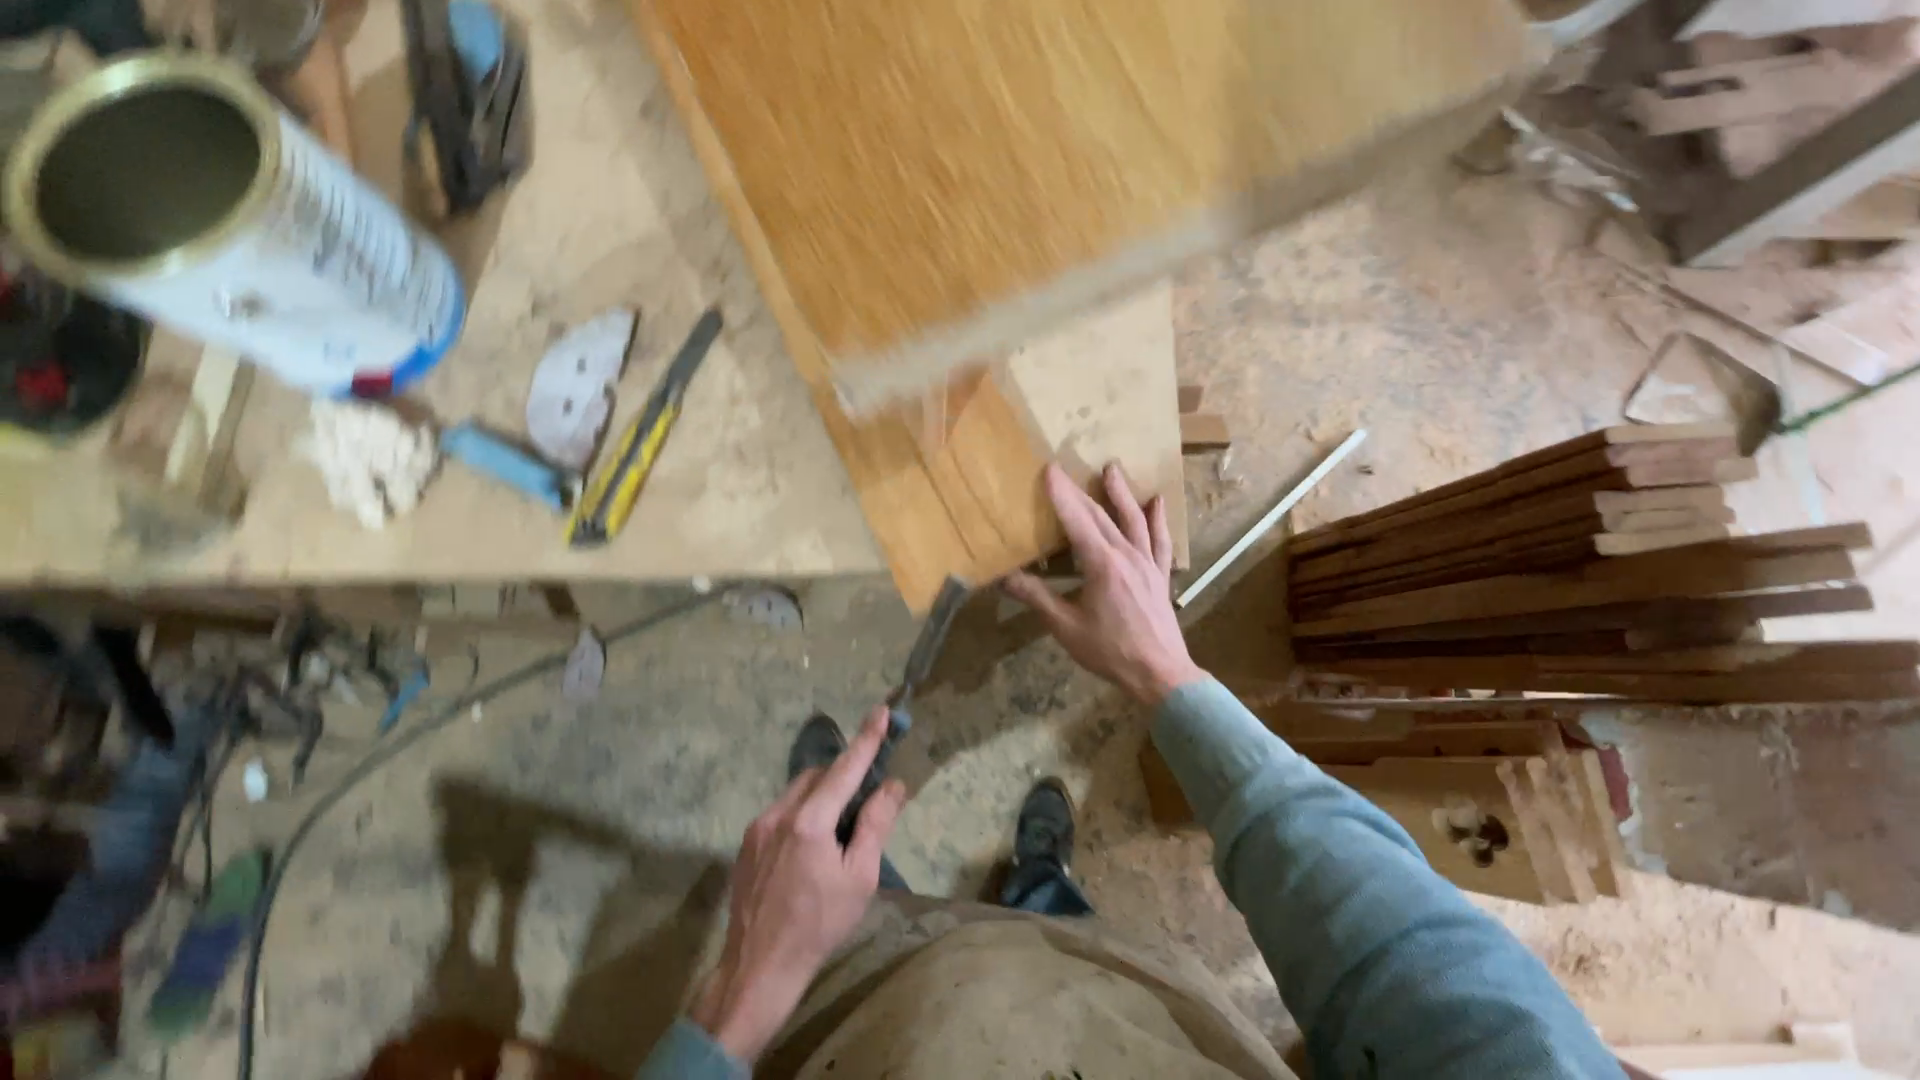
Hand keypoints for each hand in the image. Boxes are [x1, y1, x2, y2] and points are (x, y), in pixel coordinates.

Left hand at [688, 706, 907, 1063]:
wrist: (759, 968)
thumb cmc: (819, 925)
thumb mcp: (860, 877)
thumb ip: (876, 825)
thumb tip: (894, 785)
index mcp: (810, 821)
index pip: (845, 768)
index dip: (867, 739)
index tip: (881, 711)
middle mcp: (778, 814)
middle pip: (817, 775)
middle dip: (842, 775)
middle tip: (865, 798)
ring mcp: (757, 828)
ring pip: (796, 793)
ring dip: (820, 797)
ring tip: (838, 832)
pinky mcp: (745, 844)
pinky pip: (780, 814)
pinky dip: (801, 816)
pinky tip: (810, 851)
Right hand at [1003, 462, 1206, 706]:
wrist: (1160, 673)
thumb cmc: (1110, 652)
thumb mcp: (1066, 627)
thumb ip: (1037, 598)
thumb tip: (1003, 578)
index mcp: (1102, 564)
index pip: (1077, 521)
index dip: (1062, 494)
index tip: (1050, 469)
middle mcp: (1126, 555)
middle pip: (1101, 516)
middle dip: (1080, 491)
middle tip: (1065, 470)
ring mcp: (1147, 563)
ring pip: (1133, 520)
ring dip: (1121, 493)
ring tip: (1112, 469)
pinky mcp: (1159, 575)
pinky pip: (1159, 540)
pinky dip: (1158, 519)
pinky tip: (1157, 502)